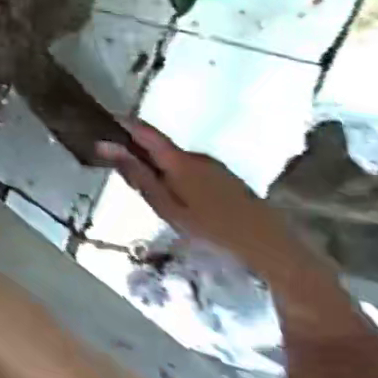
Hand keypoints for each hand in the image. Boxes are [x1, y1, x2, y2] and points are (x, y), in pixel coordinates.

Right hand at [98, 122, 314, 284]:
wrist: (276, 252)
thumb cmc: (212, 231)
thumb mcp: (165, 206)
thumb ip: (136, 174)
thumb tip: (104, 144)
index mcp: (178, 159)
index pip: (143, 130)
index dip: (122, 124)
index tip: (101, 126)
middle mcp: (197, 156)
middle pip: (160, 146)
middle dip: (140, 154)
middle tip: (127, 177)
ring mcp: (216, 167)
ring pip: (177, 161)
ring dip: (161, 169)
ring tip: (158, 196)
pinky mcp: (229, 180)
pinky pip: (194, 170)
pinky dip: (180, 178)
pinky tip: (185, 202)